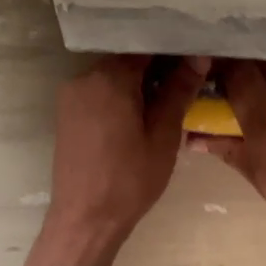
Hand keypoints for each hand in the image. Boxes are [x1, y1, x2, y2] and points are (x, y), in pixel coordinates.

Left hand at [46, 54, 207, 242]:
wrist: (85, 219)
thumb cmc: (129, 180)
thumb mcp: (163, 135)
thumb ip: (178, 91)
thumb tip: (199, 56)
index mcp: (109, 78)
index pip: (146, 46)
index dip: (174, 49)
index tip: (198, 57)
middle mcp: (84, 77)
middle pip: (127, 59)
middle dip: (157, 66)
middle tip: (188, 80)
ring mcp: (71, 96)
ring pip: (112, 76)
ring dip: (139, 83)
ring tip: (169, 98)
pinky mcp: (67, 114)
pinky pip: (99, 93)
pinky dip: (120, 96)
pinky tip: (142, 113)